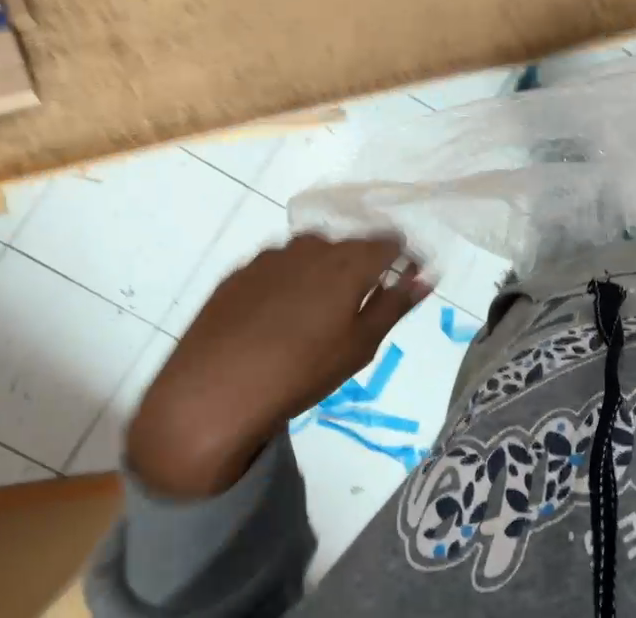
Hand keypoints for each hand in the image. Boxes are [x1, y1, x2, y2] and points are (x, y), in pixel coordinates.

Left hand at [127, 234, 430, 497]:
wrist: (210, 394)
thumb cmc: (301, 372)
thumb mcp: (361, 345)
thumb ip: (395, 305)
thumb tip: (425, 276)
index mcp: (350, 260)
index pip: (391, 242)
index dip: (404, 260)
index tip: (405, 282)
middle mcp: (313, 246)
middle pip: (351, 244)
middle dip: (364, 266)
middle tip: (361, 305)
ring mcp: (271, 257)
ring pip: (313, 254)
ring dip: (325, 272)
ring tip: (318, 313)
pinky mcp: (238, 273)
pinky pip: (279, 267)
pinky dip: (290, 282)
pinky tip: (280, 318)